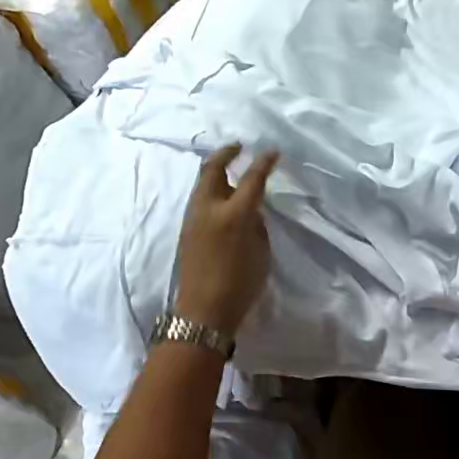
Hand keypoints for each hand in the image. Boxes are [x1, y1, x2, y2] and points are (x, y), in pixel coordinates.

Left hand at [173, 143, 277, 335]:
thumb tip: (250, 211)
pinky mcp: (186, 230)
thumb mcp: (261, 253)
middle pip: (212, 169)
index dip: (264, 163)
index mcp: (235, 214)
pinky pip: (199, 199)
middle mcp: (210, 208)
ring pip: (202, 183)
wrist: (203, 311)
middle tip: (238, 148)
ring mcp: (193, 218)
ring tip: (230, 170)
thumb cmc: (241, 285)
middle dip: (226, 154)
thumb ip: (256, 226)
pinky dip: (211, 189)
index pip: (252, 179)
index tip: (272, 151)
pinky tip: (221, 196)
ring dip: (216, 171)